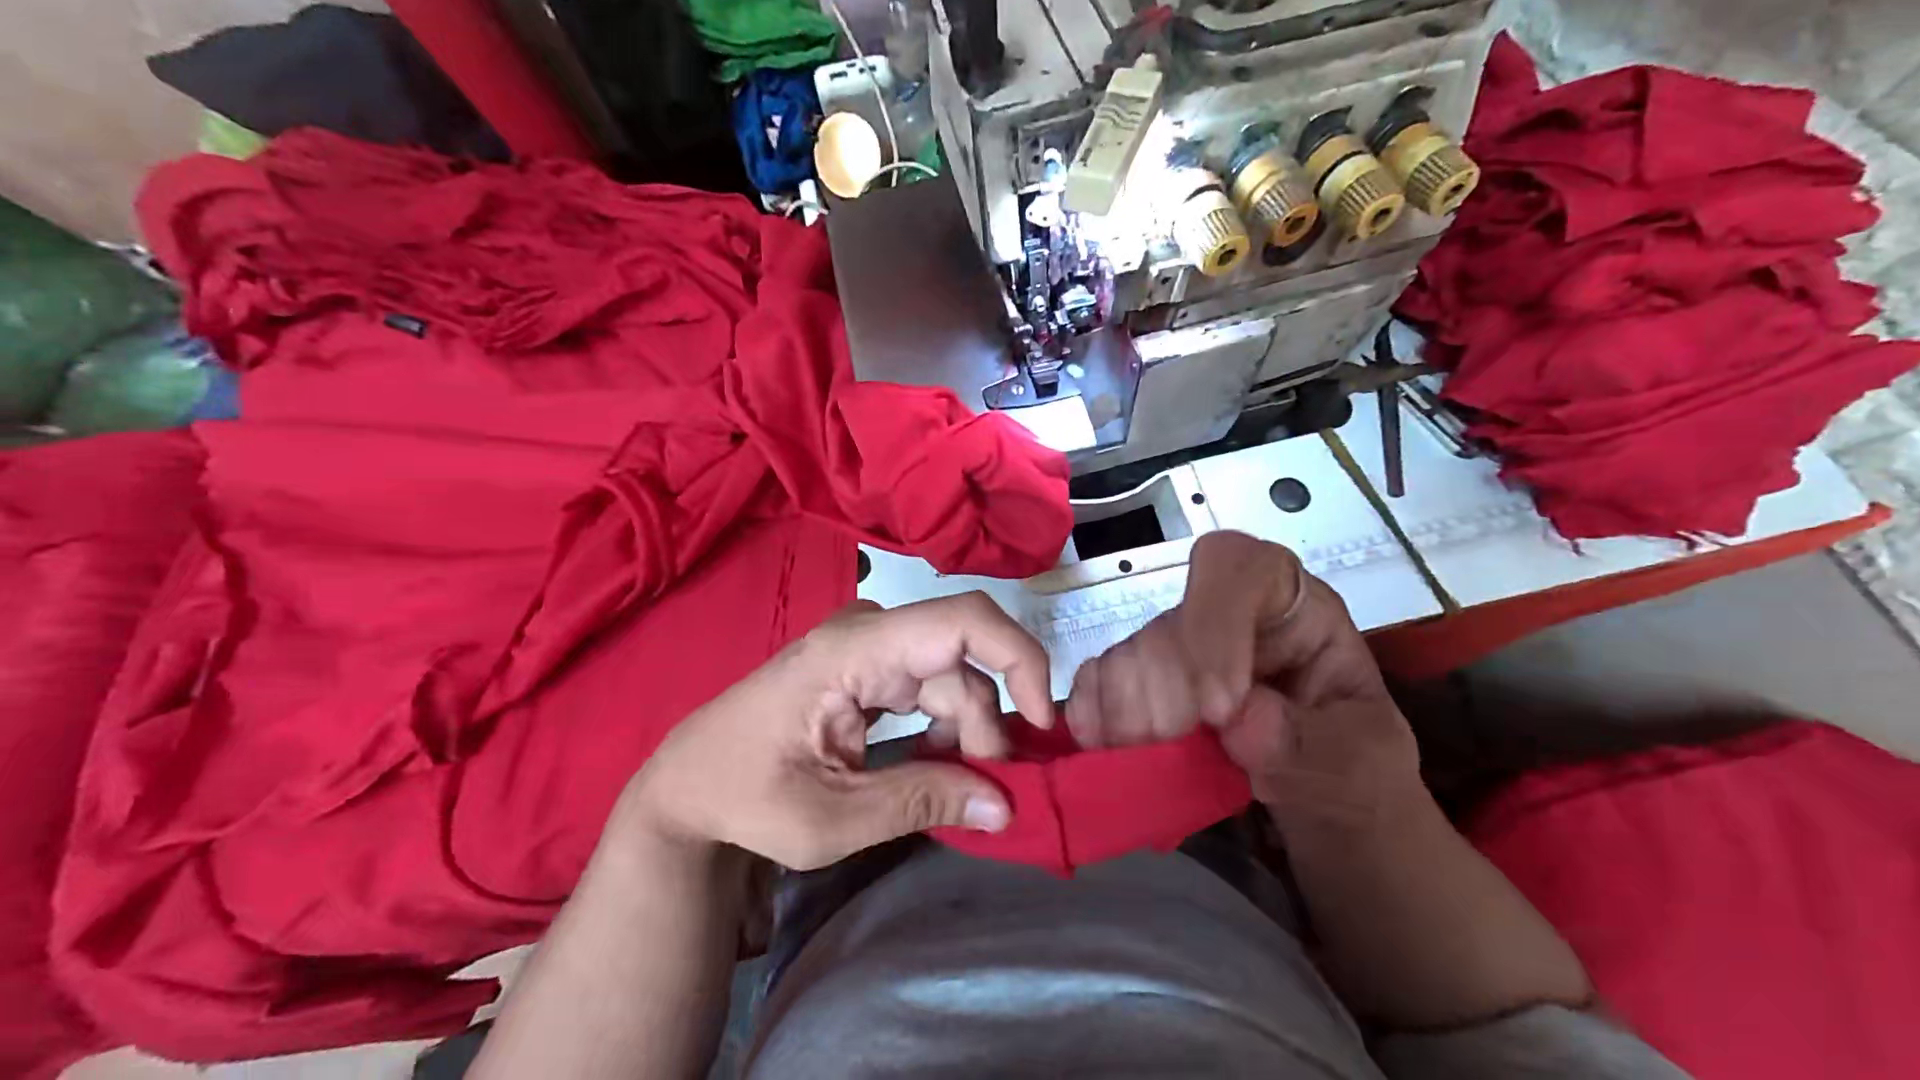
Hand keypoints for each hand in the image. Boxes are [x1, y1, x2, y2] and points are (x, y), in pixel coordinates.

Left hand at [612, 593, 1053, 869]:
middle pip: (960, 660)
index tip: (1039, 722)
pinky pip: (929, 687)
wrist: (687, 788)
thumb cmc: (745, 797)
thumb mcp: (831, 818)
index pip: (959, 620)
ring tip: (960, 787)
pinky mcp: (867, 671)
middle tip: (989, 792)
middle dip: (988, 724)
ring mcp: (866, 651)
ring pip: (950, 676)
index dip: (1017, 656)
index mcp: (852, 649)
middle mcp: (866, 635)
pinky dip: (948, 726)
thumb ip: (921, 802)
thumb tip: (1006, 805)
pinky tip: (940, 765)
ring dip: (968, 730)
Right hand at [1064, 531, 1422, 835]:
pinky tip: (1104, 745)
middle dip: (1166, 686)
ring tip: (1147, 761)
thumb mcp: (1364, 768)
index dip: (1216, 622)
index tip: (1217, 707)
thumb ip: (1317, 746)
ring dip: (1127, 708)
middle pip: (1176, 620)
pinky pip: (1098, 682)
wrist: (1321, 820)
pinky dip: (1093, 714)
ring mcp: (1175, 651)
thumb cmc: (1353, 776)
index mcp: (1293, 611)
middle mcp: (1226, 621)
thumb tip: (1246, 720)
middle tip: (1173, 745)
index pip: (1243, 569)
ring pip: (1129, 651)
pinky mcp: (1139, 686)